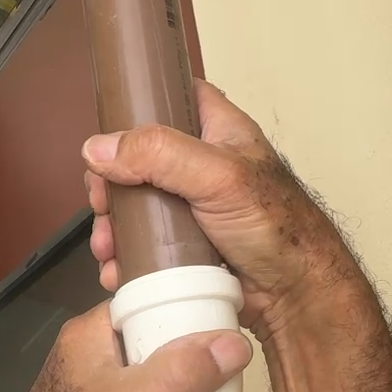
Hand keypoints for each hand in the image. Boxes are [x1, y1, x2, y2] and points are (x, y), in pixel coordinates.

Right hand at [83, 81, 361, 341]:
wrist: (293, 294)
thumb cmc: (276, 227)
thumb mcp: (217, 176)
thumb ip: (159, 155)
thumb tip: (98, 148)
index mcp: (216, 130)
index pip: (171, 98)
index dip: (136, 108)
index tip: (106, 130)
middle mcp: (199, 165)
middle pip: (137, 160)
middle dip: (111, 184)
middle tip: (102, 205)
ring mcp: (188, 208)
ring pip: (134, 207)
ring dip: (112, 227)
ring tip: (108, 249)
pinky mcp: (180, 247)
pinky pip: (141, 245)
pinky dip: (124, 257)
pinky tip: (116, 269)